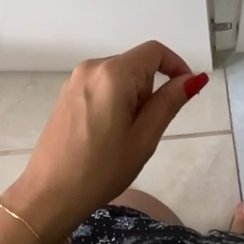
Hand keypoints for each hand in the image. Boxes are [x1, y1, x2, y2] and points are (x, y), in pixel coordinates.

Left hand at [1, 41, 207, 242]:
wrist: (50, 193)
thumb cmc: (102, 169)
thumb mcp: (144, 137)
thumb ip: (169, 102)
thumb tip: (194, 78)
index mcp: (113, 73)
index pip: (154, 51)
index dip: (176, 65)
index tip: (187, 91)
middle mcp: (93, 67)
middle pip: (136, 64)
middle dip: (150, 90)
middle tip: (144, 129)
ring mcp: (76, 78)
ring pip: (120, 76)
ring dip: (132, 97)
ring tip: (122, 136)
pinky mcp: (67, 92)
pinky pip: (102, 85)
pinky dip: (114, 100)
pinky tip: (105, 133)